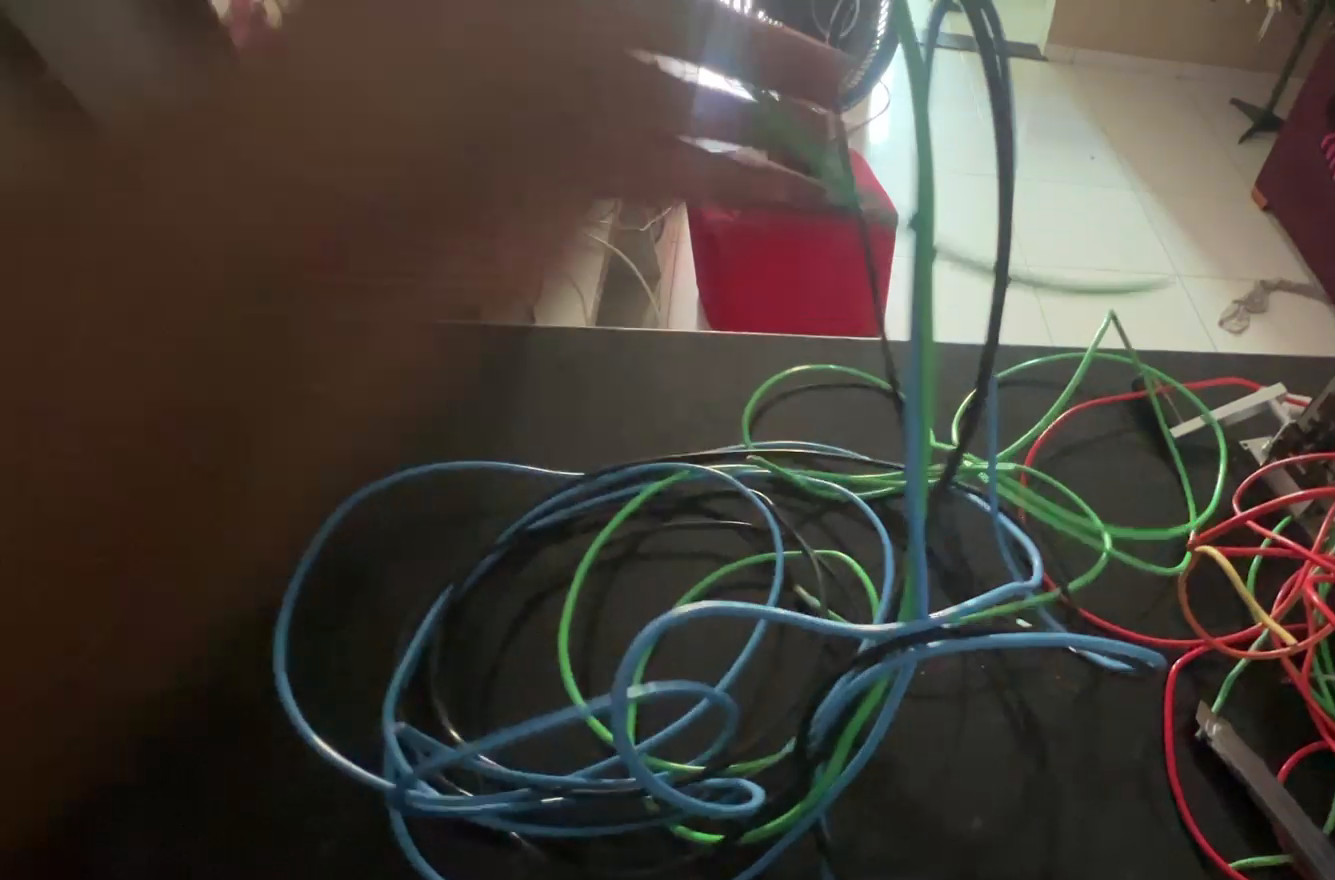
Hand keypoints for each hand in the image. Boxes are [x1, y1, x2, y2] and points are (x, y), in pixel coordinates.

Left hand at [134, 0, 848, 314]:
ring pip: (687, 112)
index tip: (800, 46)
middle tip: (839, 92)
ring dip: (761, 137)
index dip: (730, 18)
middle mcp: (559, 33)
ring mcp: (571, 110)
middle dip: (763, 64)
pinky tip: (789, 201)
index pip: (658, 2)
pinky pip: (672, 174)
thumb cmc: (401, 95)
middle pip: (682, 38)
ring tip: (835, 163)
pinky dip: (731, 188)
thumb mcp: (515, 36)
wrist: (324, 231)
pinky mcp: (581, 186)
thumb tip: (702, 19)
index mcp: (544, 7)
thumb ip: (610, 35)